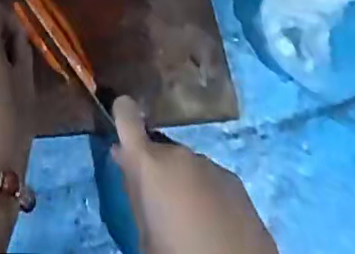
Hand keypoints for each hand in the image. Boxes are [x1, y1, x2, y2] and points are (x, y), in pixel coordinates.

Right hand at [111, 95, 276, 253]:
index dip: (122, 113)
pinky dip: (206, 192)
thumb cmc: (176, 253)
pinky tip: (212, 221)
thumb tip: (126, 162)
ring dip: (182, 180)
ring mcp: (210, 164)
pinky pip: (209, 178)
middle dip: (155, 167)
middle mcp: (179, 153)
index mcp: (149, 163)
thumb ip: (134, 192)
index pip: (126, 115)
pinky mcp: (234, 181)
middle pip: (159, 149)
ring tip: (188, 216)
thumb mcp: (143, 233)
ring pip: (185, 164)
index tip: (120, 117)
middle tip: (157, 200)